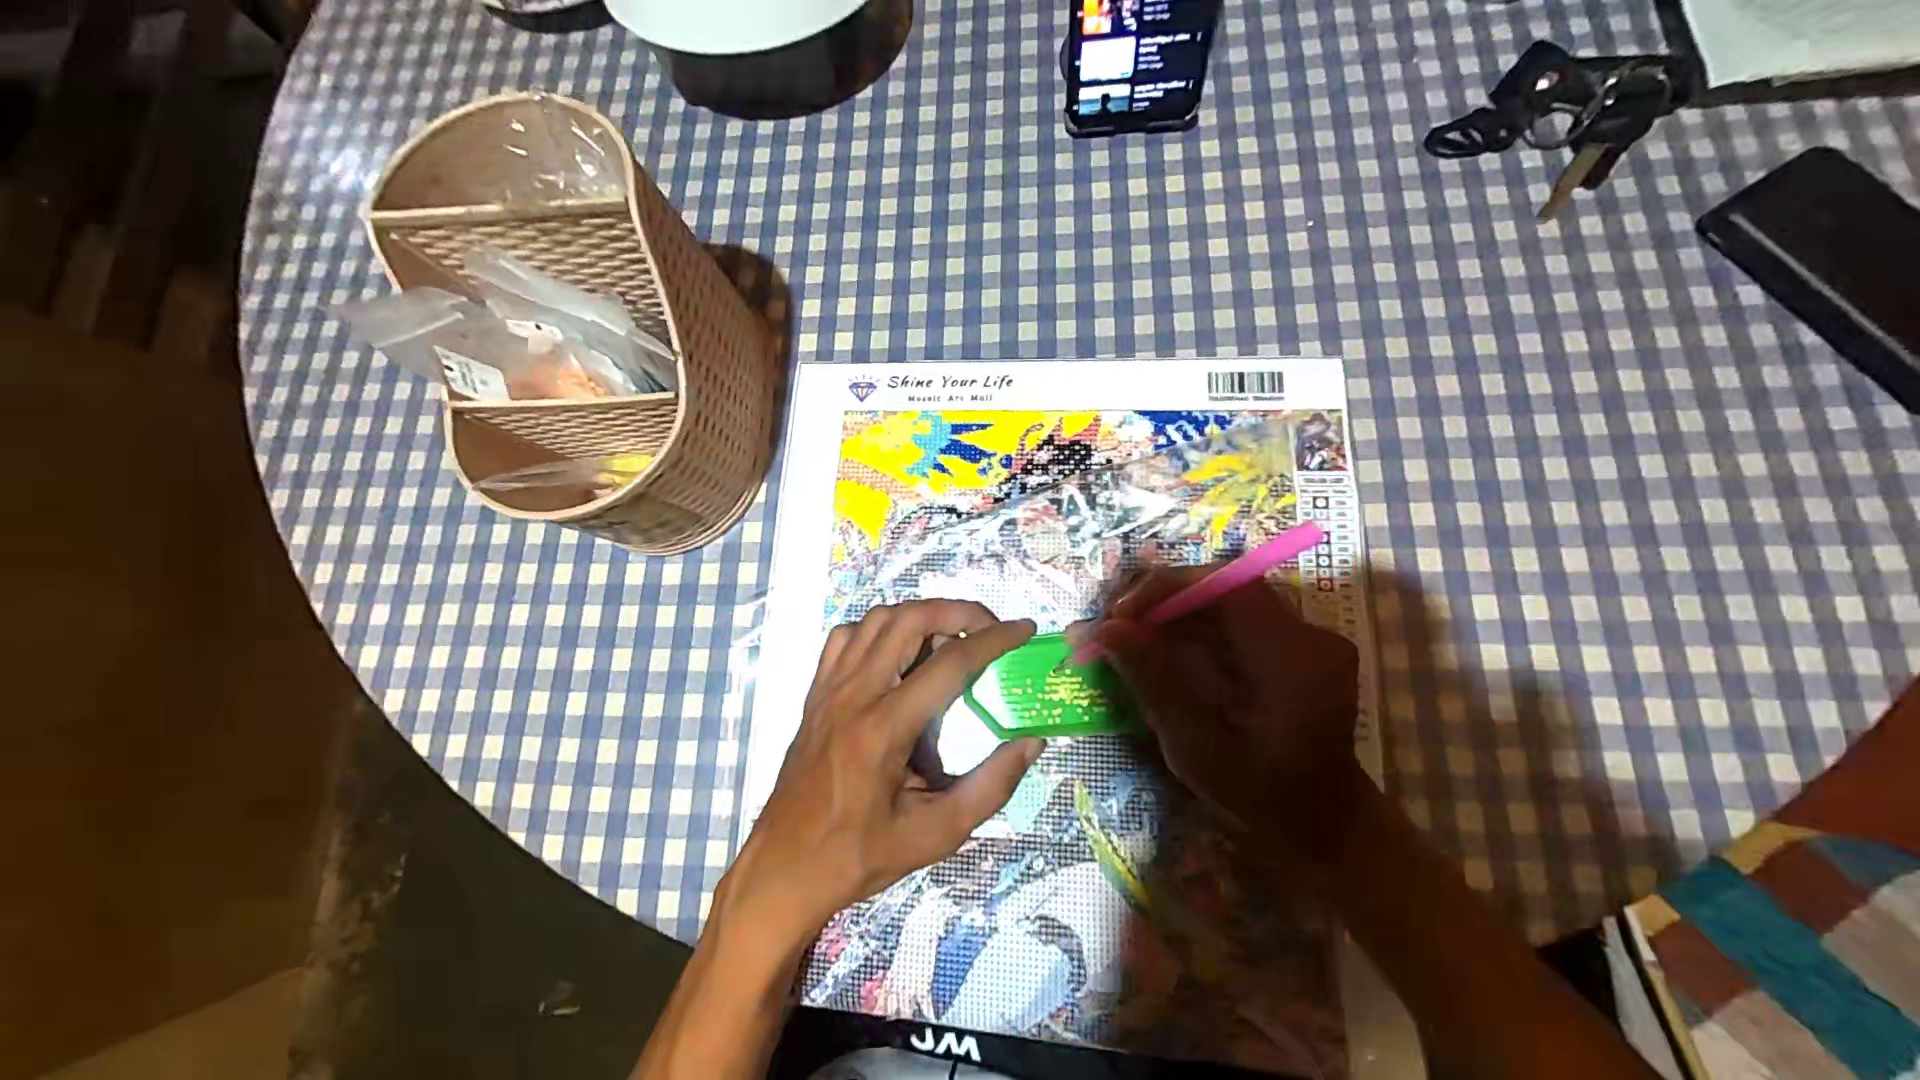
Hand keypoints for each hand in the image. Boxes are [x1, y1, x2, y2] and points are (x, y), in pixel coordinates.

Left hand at [720, 601, 1044, 945]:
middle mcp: (854, 694)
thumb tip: (1031, 742)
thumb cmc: (860, 855)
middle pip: (909, 619)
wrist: (784, 866)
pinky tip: (898, 655)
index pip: (950, 662)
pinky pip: (847, 637)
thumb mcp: (937, 834)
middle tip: (989, 630)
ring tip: (949, 640)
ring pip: (877, 619)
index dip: (994, 639)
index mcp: (884, 728)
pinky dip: (880, 630)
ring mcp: (829, 688)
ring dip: (920, 616)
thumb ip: (991, 787)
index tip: (1024, 630)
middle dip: (958, 612)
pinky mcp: (815, 692)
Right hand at [1090, 567, 1363, 858]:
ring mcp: (1308, 638)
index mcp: (1294, 662)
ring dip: (1174, 611)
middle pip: (1226, 587)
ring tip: (1129, 635)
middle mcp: (1311, 637)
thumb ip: (1153, 682)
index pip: (1228, 589)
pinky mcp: (1296, 644)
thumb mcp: (1196, 748)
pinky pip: (1236, 617)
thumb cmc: (1261, 798)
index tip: (1120, 615)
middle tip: (1117, 625)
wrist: (1323, 824)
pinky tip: (1160, 646)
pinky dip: (1193, 626)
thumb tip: (1104, 629)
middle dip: (1164, 598)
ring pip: (1227, 598)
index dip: (1168, 588)